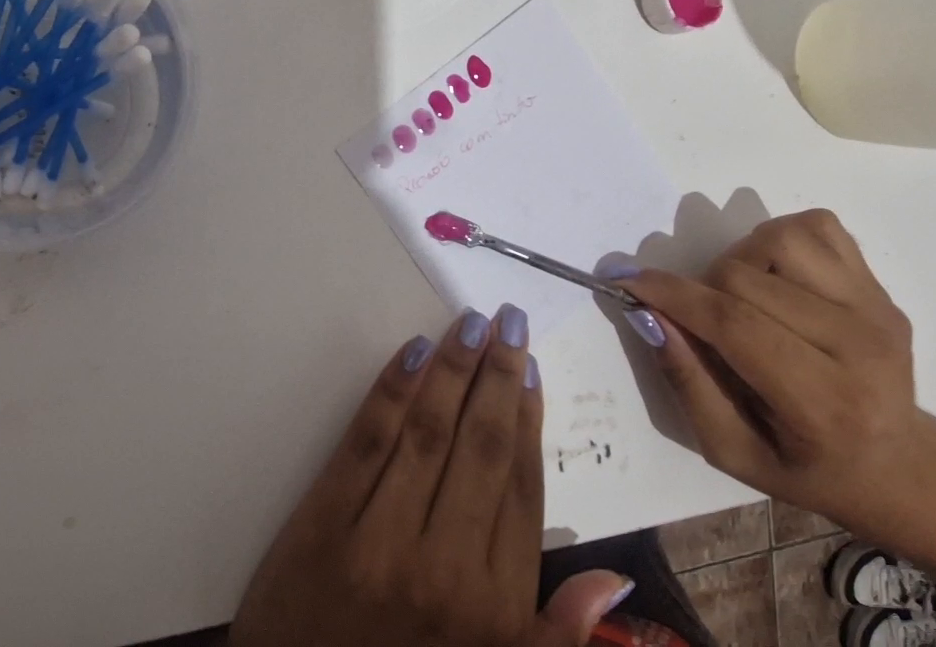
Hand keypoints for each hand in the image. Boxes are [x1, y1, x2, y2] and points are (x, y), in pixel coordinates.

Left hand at [229, 306, 632, 646]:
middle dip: (499, 377)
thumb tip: (612, 582)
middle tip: (511, 320)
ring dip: (454, 369)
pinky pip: (367, 442)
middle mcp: (446, 568)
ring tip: (472, 322)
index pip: (522, 488)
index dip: (529, 420)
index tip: (533, 370)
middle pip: (482, 448)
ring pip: (430, 434)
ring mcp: (381, 541)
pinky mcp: (323, 523)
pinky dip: (392, 392)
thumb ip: (552, 633)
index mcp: (493, 604)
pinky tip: (414, 351)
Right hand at [617, 210, 935, 634]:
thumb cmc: (802, 466)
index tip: (630, 283)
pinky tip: (772, 277)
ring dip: (739, 260)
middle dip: (700, 289)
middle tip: (699, 319)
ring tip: (740, 297)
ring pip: (779, 239)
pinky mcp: (881, 286)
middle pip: (746, 278)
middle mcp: (862, 347)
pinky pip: (815, 226)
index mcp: (826, 403)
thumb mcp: (729, 449)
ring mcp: (877, 309)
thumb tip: (648, 316)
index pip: (736, 325)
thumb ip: (688, 382)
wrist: (893, 463)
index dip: (673, 296)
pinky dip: (777, 239)